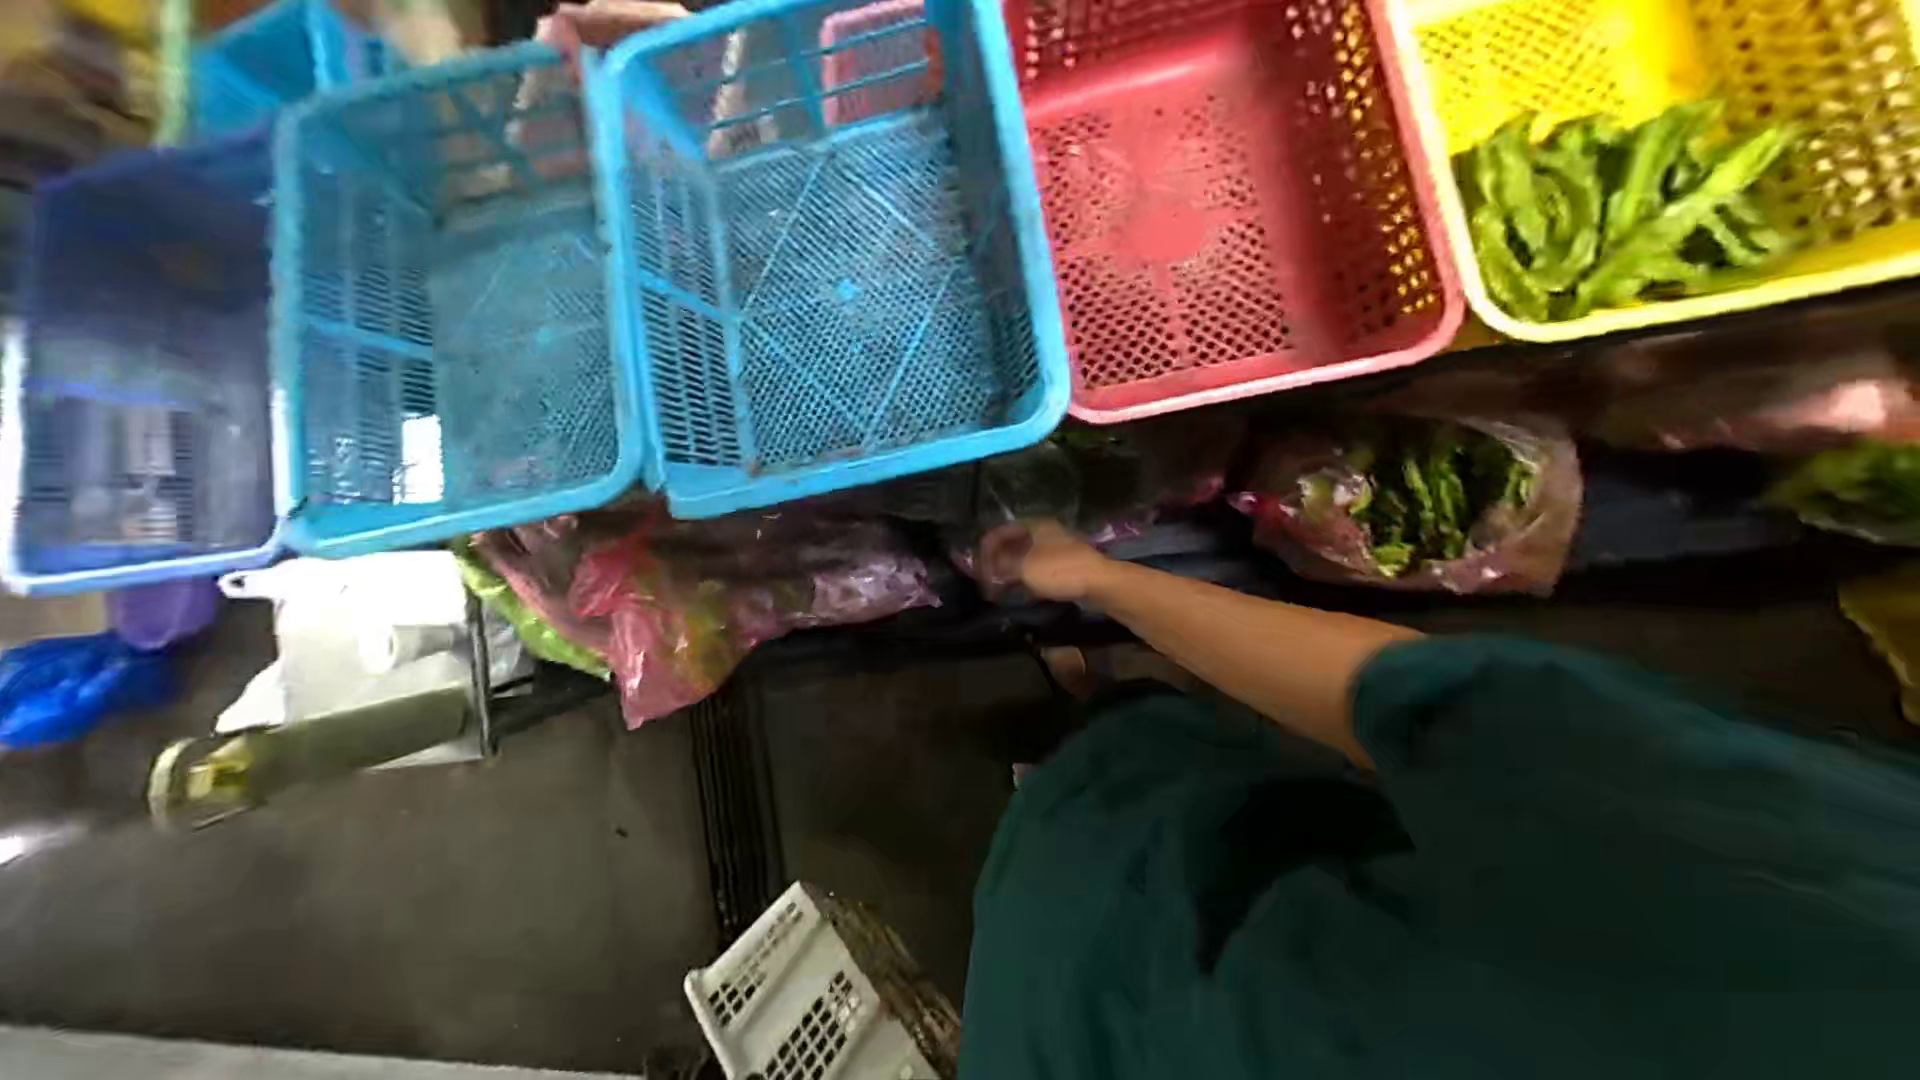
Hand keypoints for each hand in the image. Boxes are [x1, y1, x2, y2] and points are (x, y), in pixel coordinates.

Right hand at [978, 520, 1109, 601]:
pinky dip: (1024, 579)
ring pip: (1023, 558)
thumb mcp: (1024, 569)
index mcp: (1033, 526)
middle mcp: (1043, 533)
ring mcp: (1055, 549)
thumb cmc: (1060, 571)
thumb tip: (988, 569)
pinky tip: (1018, 592)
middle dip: (996, 563)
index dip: (985, 551)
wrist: (1101, 584)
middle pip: (1011, 544)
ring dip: (1009, 573)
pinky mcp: (1063, 565)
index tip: (977, 571)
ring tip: (998, 589)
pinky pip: (1036, 569)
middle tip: (985, 582)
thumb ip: (1002, 567)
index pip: (999, 532)